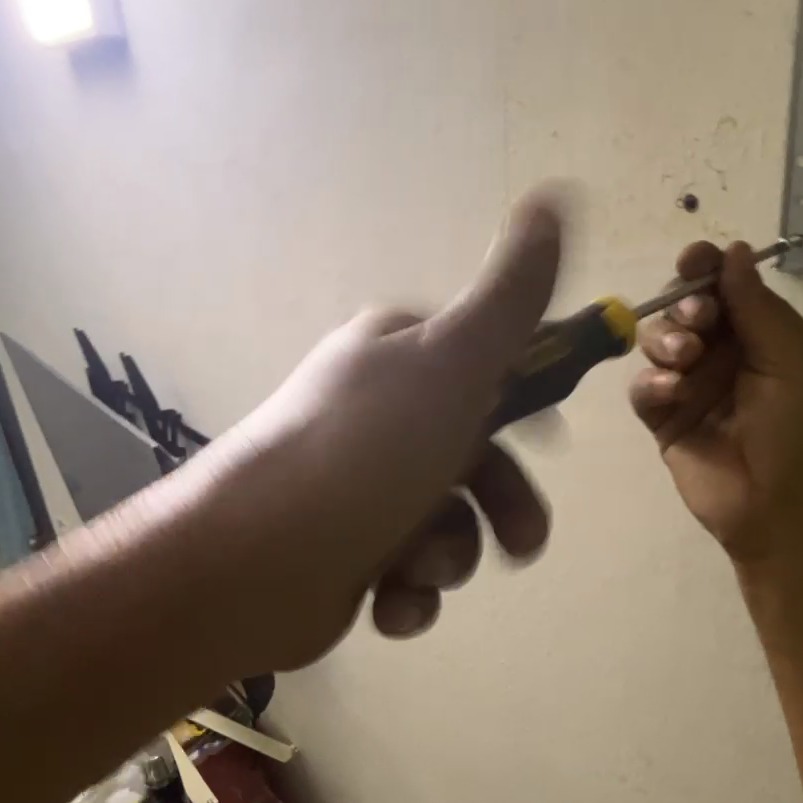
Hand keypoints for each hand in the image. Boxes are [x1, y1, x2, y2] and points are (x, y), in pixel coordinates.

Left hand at [136, 188, 564, 674]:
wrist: (250, 564)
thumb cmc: (362, 452)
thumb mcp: (450, 360)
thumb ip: (510, 296)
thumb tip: (552, 200)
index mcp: (399, 362)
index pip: (481, 370)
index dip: (522, 408)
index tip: (550, 442)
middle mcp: (379, 419)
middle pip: (475, 460)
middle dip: (504, 505)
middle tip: (521, 542)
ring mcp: (360, 492)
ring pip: (449, 526)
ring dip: (449, 555)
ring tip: (420, 568)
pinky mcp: (346, 559)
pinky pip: (409, 577)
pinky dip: (410, 595)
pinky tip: (390, 602)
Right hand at [628, 241, 802, 567]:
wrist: (784, 510)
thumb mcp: (792, 359)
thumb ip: (756, 305)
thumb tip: (733, 250)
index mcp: (763, 336)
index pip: (725, 287)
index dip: (705, 268)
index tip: (691, 260)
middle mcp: (724, 356)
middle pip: (684, 308)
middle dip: (684, 304)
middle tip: (697, 319)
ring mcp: (692, 388)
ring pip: (658, 342)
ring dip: (666, 340)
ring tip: (685, 359)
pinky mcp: (665, 421)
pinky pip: (644, 388)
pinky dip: (650, 382)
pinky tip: (669, 390)